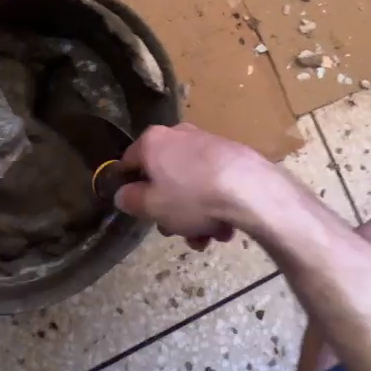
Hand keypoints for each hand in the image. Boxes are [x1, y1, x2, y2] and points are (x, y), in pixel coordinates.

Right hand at [113, 123, 267, 250]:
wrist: (247, 188)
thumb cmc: (191, 196)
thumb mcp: (152, 207)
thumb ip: (131, 201)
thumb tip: (123, 194)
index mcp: (152, 141)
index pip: (129, 162)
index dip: (129, 188)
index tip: (137, 209)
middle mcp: (177, 134)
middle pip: (163, 176)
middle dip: (169, 209)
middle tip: (178, 231)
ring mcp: (205, 142)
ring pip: (189, 183)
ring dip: (194, 213)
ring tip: (208, 236)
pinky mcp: (229, 153)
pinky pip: (211, 181)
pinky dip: (213, 203)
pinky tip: (224, 226)